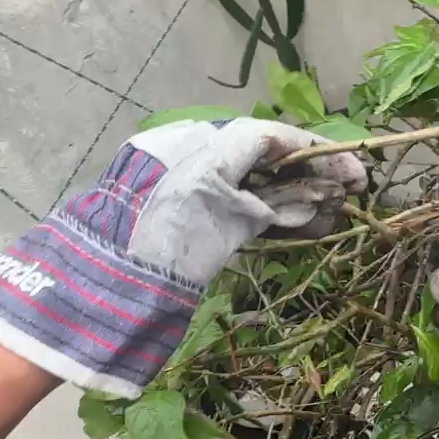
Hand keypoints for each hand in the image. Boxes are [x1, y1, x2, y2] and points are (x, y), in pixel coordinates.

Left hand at [0, 119, 365, 396]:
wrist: (84, 300)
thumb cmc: (145, 259)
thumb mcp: (211, 226)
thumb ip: (262, 209)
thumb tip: (310, 202)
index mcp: (194, 150)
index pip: (266, 138)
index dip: (314, 151)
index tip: (354, 169)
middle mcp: (192, 162)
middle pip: (265, 160)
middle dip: (311, 176)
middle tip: (351, 193)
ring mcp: (190, 194)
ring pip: (256, 188)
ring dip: (297, 200)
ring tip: (335, 214)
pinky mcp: (189, 224)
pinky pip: (240, 212)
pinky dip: (273, 220)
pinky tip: (305, 228)